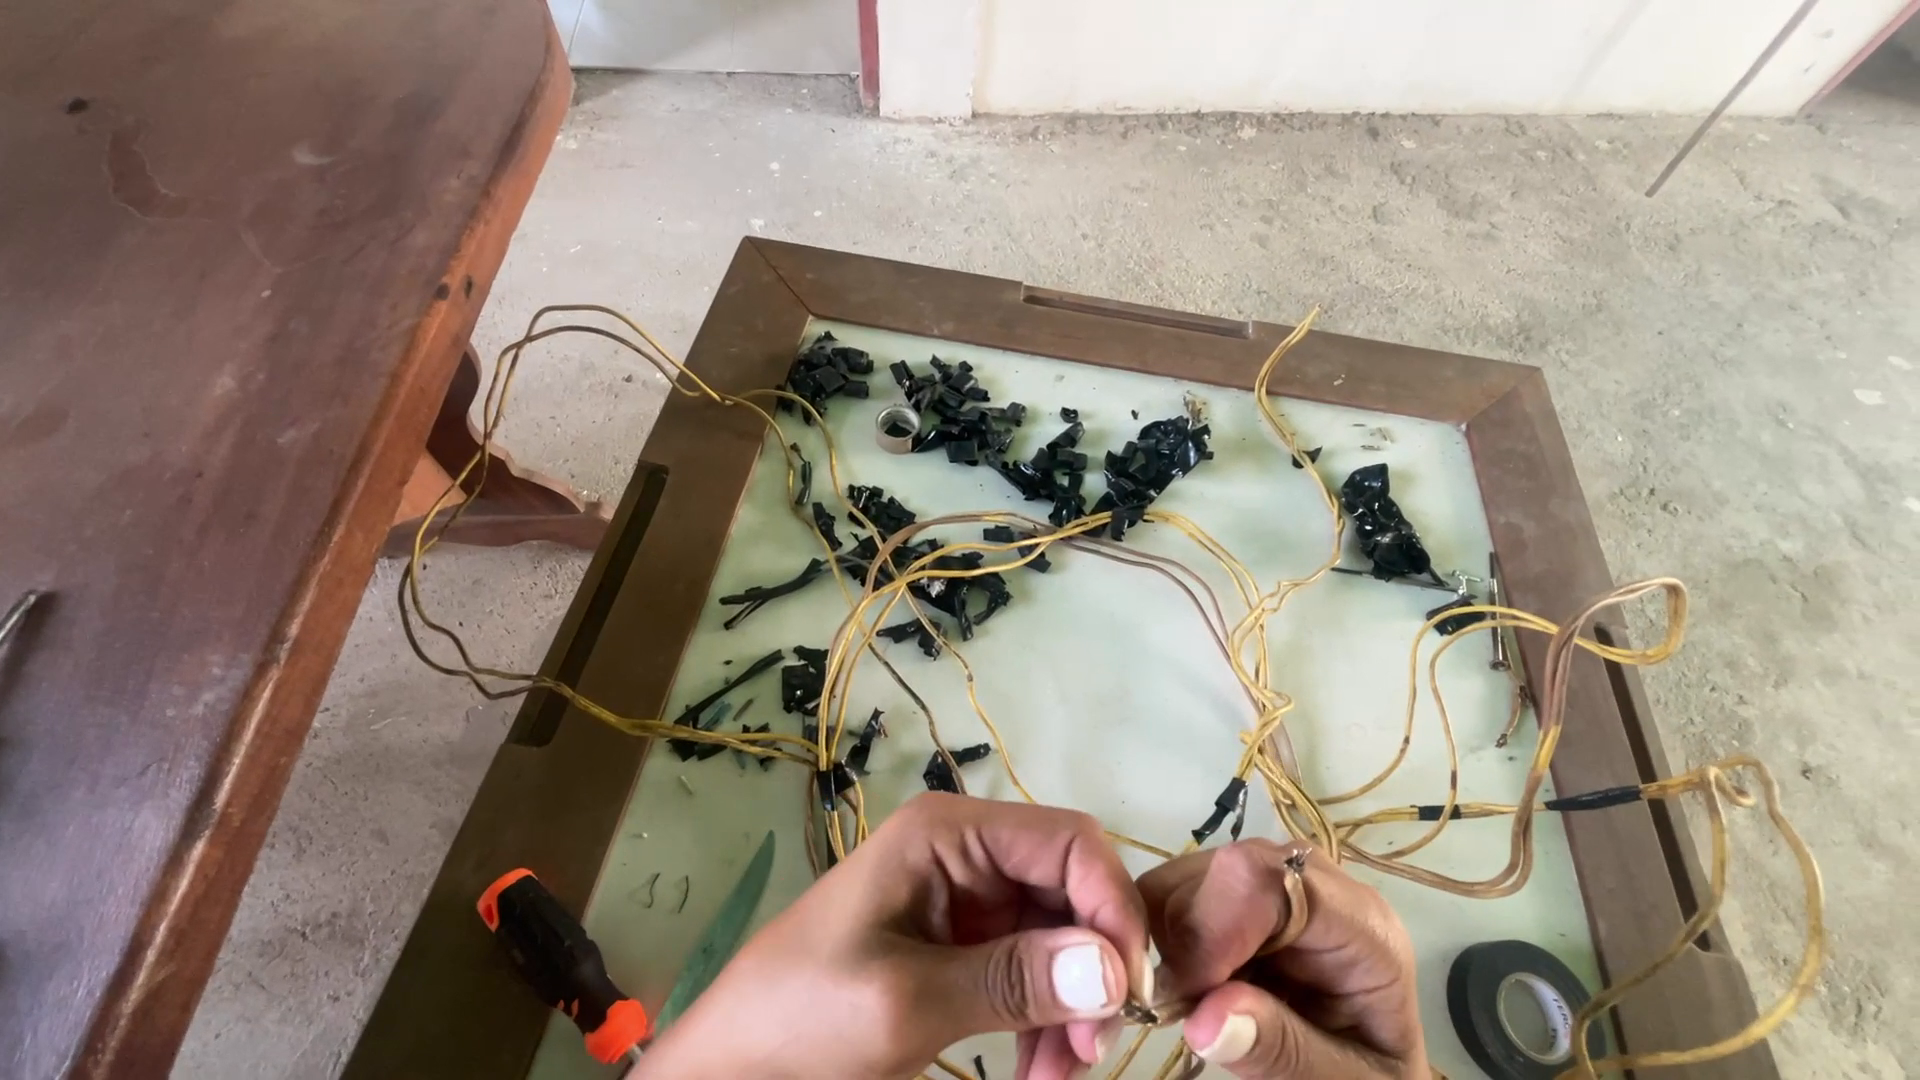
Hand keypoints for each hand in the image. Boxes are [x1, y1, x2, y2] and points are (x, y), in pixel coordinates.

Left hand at [638, 794, 1149, 1079]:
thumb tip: (1114, 968)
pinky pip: (1033, 966)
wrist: (740, 1061)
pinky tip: (1038, 1067)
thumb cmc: (806, 1012)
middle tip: (1093, 1048)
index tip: (1129, 988)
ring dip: (1073, 1002)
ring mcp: (968, 895)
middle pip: (1069, 887)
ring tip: (1059, 1074)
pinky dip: (1048, 1016)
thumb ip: (1012, 979)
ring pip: (1060, 934)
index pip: (1067, 839)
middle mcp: (967, 849)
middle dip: (1093, 963)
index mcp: (949, 831)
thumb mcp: (908, 1001)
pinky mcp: (965, 939)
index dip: (1111, 902)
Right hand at [1138, 840, 1426, 1077]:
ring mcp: (1272, 882)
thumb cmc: (1365, 1079)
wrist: (1363, 1075)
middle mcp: (1317, 885)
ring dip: (1172, 938)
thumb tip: (1205, 1018)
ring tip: (1197, 1002)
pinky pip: (1177, 891)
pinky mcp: (1238, 893)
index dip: (1215, 924)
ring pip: (1190, 874)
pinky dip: (1165, 936)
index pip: (1268, 879)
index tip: (1189, 997)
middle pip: (1224, 869)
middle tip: (1189, 1010)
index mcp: (1362, 925)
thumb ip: (1283, 1050)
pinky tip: (1194, 982)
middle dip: (1188, 935)